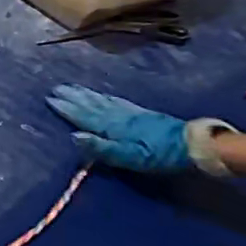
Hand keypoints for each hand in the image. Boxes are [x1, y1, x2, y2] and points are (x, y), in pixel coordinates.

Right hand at [46, 85, 193, 172]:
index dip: (67, 108)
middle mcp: (119, 116)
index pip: (85, 116)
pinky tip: (103, 96)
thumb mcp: (130, 157)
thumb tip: (73, 136)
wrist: (195, 145)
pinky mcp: (143, 114)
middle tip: (56, 88)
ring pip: (103, 101)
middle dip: (73, 97)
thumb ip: (102, 148)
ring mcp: (132, 113)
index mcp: (113, 127)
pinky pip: (117, 101)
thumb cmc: (160, 155)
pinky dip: (105, 97)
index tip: (50, 99)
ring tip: (73, 88)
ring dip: (86, 94)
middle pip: (92, 105)